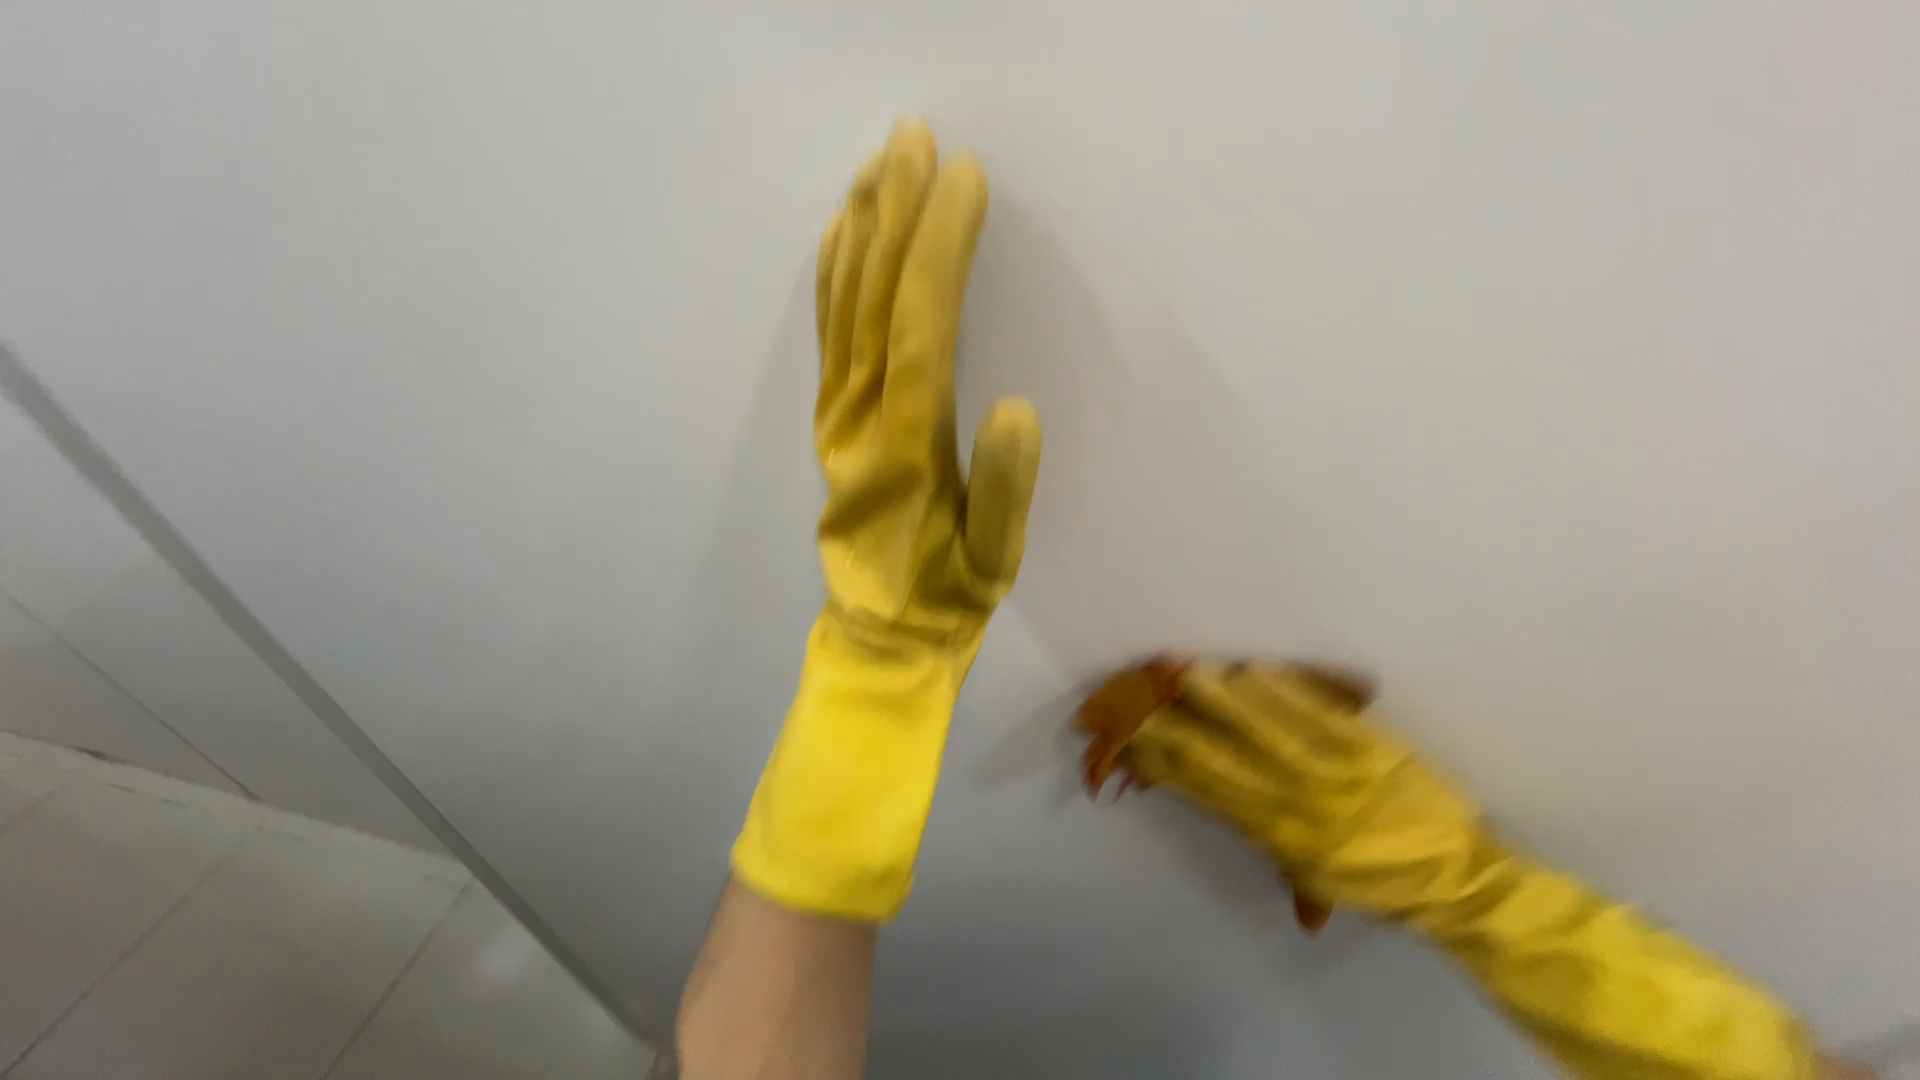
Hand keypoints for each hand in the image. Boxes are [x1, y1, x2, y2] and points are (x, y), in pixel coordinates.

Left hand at [732, 119, 1041, 921]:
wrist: (878, 640)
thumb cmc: (945, 605)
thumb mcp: (995, 568)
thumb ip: (1005, 491)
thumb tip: (1017, 407)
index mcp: (907, 451)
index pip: (922, 331)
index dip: (940, 252)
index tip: (963, 182)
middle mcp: (861, 424)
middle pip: (875, 303)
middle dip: (897, 216)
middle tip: (913, 140)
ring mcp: (838, 422)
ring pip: (842, 312)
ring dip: (860, 232)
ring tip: (877, 164)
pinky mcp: (831, 426)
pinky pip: (828, 339)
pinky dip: (832, 280)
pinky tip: (840, 235)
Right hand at [1077, 657, 1474, 923]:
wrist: (1455, 879)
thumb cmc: (1374, 880)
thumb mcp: (1306, 871)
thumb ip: (1255, 829)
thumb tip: (1202, 789)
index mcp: (1278, 835)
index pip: (1205, 790)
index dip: (1164, 763)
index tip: (1131, 739)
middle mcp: (1296, 803)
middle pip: (1219, 756)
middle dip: (1174, 725)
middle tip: (1138, 697)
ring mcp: (1334, 771)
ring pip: (1262, 727)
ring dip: (1219, 698)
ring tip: (1182, 670)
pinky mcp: (1368, 745)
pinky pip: (1315, 712)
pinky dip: (1281, 690)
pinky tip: (1252, 670)